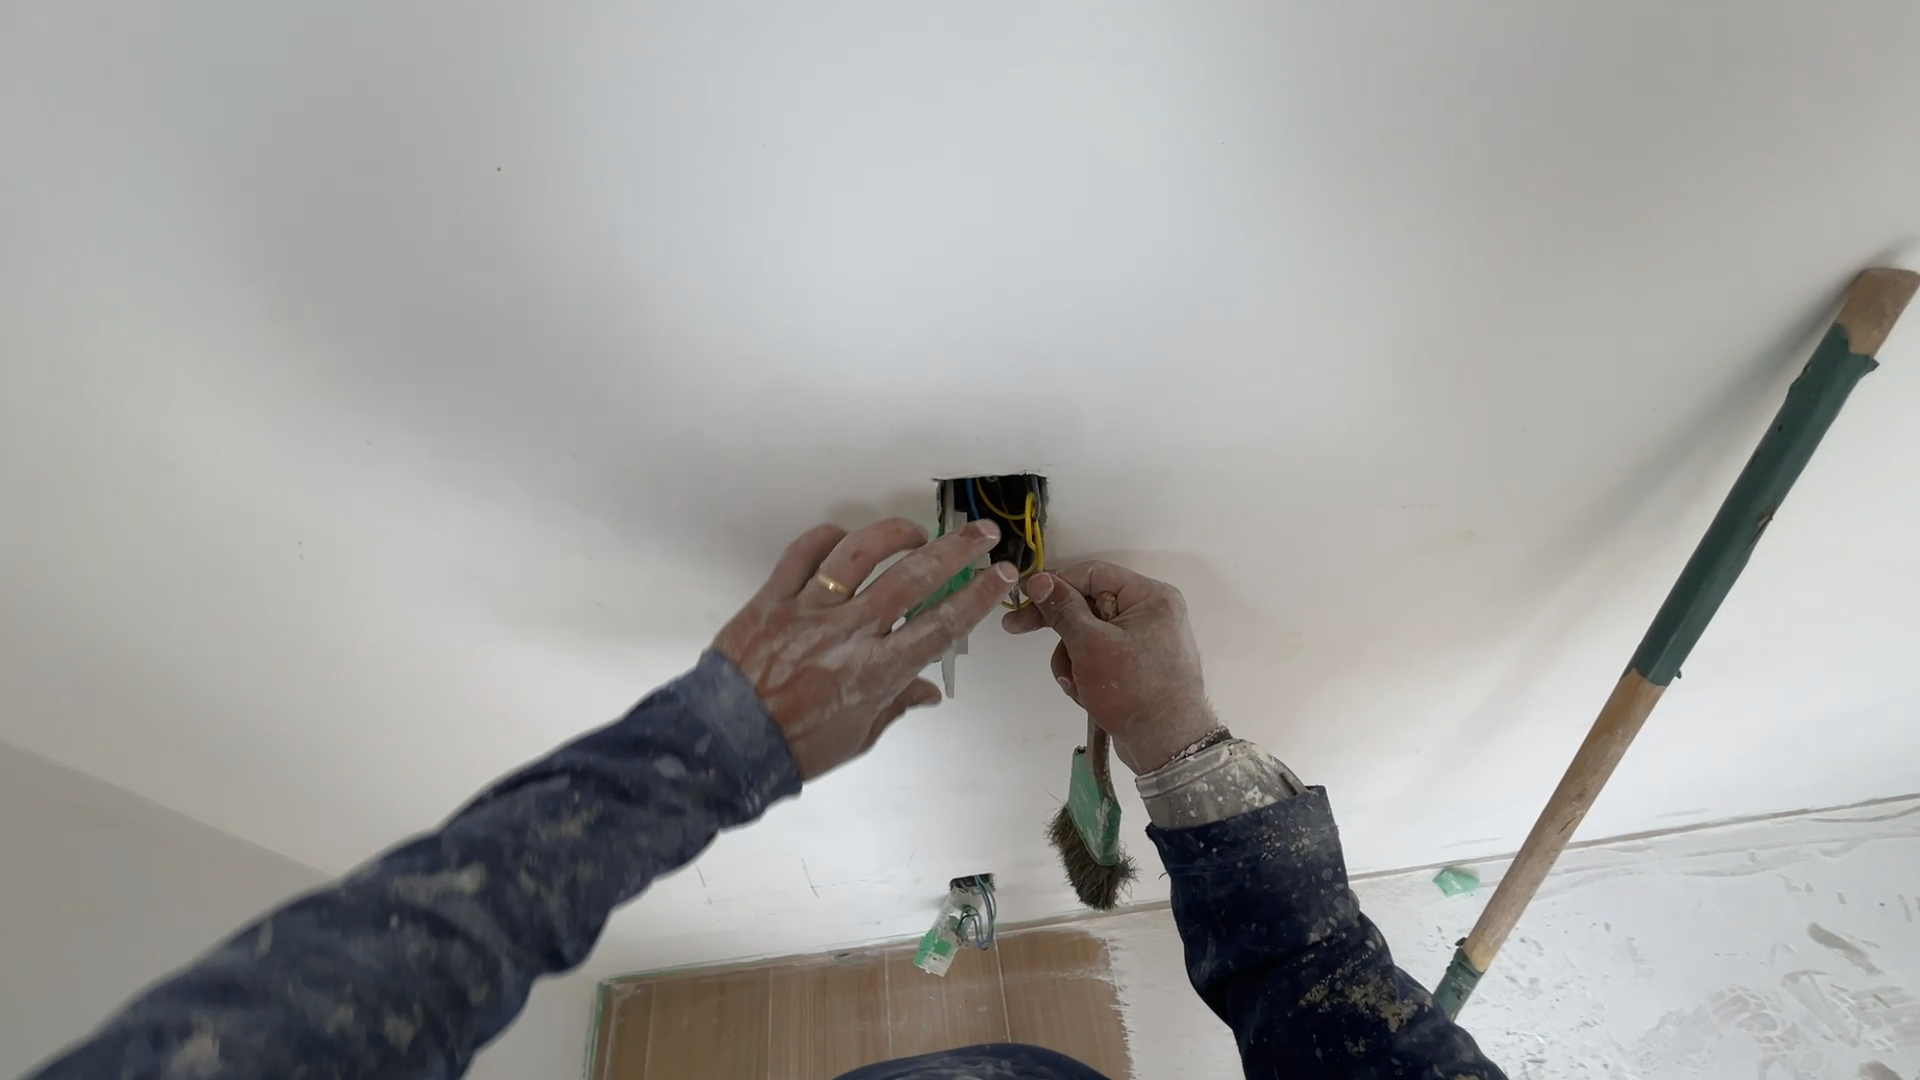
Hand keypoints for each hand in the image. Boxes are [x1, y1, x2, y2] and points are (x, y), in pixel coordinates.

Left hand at [715, 518, 1016, 778]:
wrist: (723, 745)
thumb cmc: (799, 747)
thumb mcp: (859, 736)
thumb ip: (896, 705)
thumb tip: (927, 691)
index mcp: (876, 672)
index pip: (941, 626)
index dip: (977, 596)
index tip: (1001, 574)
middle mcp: (849, 632)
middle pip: (913, 578)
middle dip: (956, 550)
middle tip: (982, 532)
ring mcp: (808, 610)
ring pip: (859, 554)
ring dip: (895, 534)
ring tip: (915, 532)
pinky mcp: (772, 598)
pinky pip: (802, 553)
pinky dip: (827, 537)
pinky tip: (844, 538)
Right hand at [1002, 561, 1217, 774]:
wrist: (1168, 748)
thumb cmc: (1133, 690)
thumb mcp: (1090, 645)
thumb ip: (1062, 609)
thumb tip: (1039, 580)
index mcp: (1149, 597)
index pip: (1092, 574)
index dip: (1055, 583)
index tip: (1024, 595)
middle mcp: (1149, 613)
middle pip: (1088, 605)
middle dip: (1060, 630)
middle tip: (1016, 627)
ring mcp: (1143, 641)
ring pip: (1087, 635)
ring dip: (1071, 659)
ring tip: (1075, 684)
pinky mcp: (1135, 667)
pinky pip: (1098, 657)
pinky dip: (1085, 674)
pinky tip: (1086, 695)